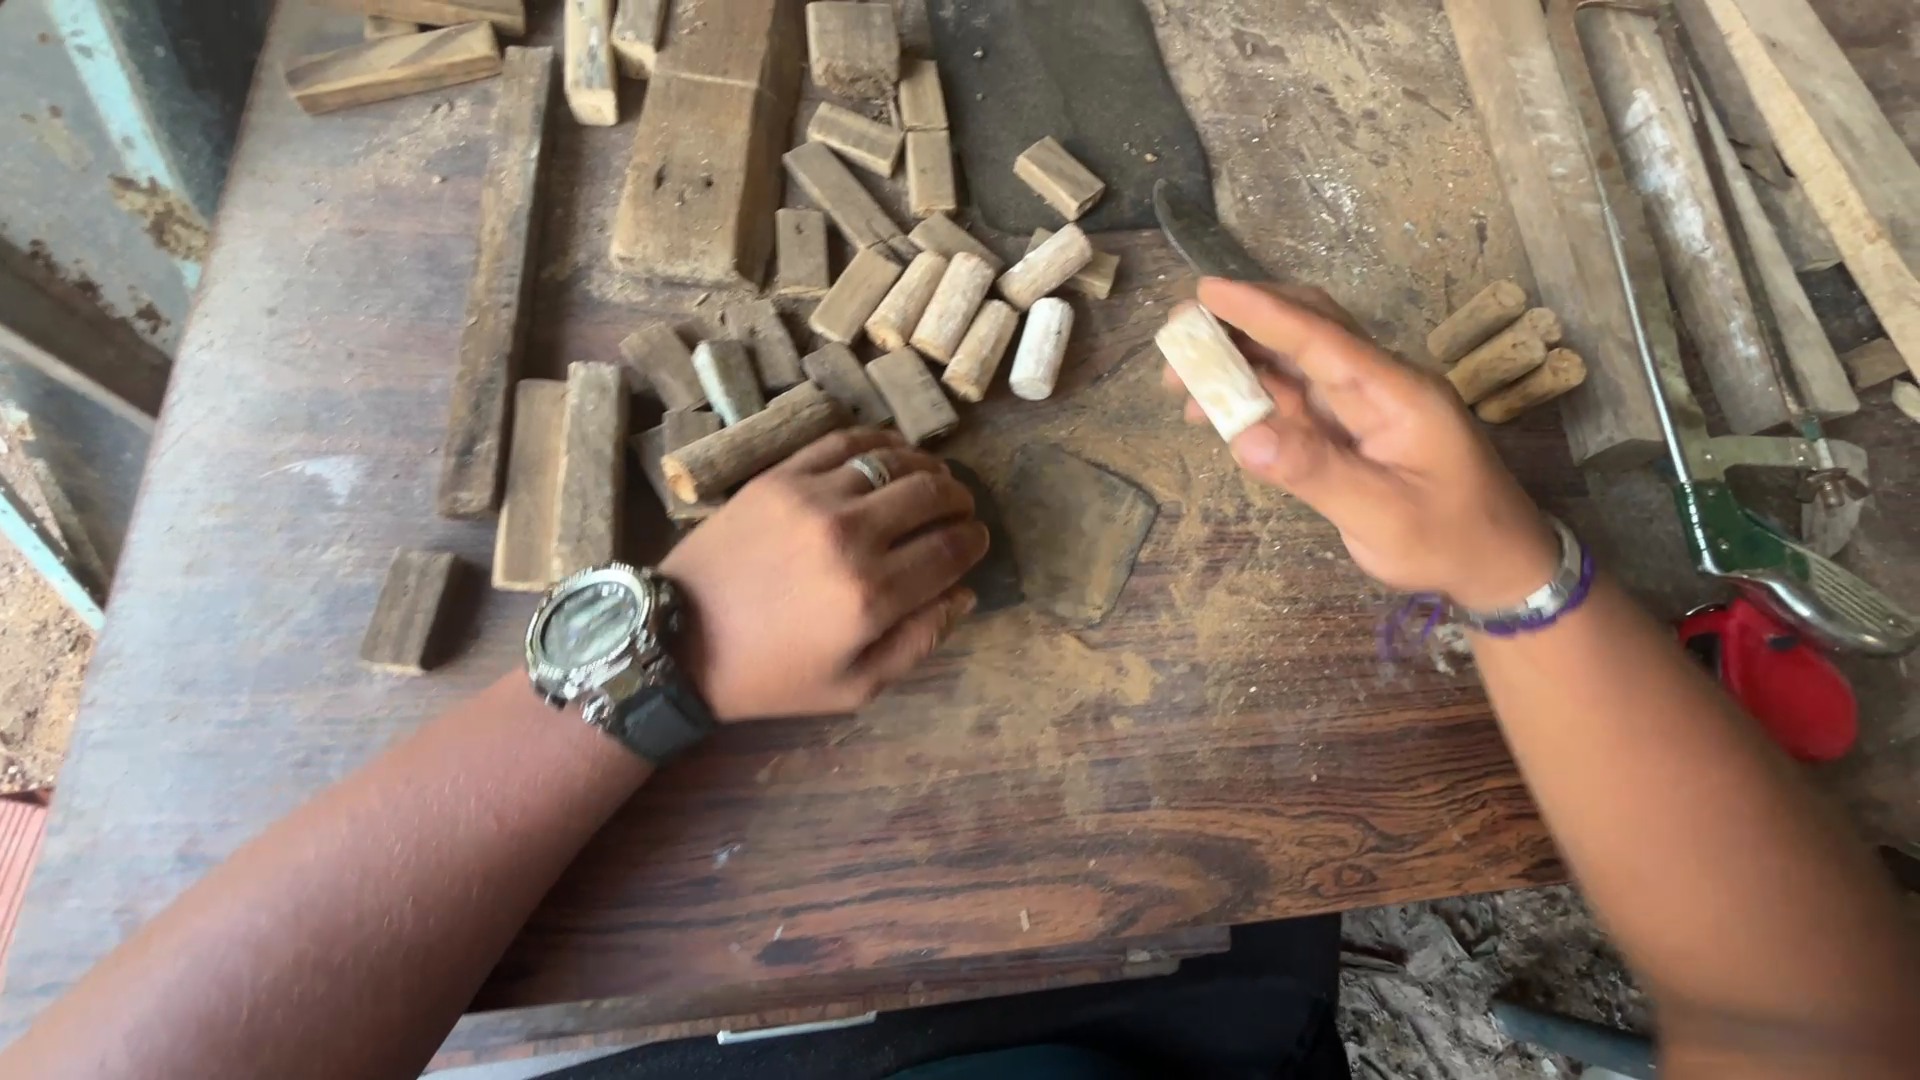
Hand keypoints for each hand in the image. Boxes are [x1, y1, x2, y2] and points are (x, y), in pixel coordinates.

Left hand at [660, 429, 987, 719]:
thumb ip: (920, 641)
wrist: (677, 640)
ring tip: (933, 479)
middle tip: (961, 509)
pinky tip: (892, 453)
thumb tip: (965, 593)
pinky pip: (845, 441)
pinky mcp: (780, 475)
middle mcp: (850, 536)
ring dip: (927, 467)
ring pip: (895, 461)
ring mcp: (812, 497)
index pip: (950, 549)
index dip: (974, 540)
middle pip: (932, 494)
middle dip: (960, 499)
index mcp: (872, 596)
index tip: (976, 539)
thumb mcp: (854, 686)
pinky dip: (881, 441)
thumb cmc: (771, 673)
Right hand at [1161, 279, 1557, 610]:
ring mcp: (1356, 407)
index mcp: (1393, 394)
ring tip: (1179, 380)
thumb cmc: (1448, 539)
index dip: (1262, 313)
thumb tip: (1244, 437)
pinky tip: (1213, 413)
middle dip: (1240, 323)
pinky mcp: (1342, 430)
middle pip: (1304, 330)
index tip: (1208, 292)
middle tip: (1181, 329)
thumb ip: (1315, 472)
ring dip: (1235, 363)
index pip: (1320, 339)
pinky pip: (1288, 401)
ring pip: (1289, 364)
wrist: (1494, 562)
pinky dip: (1246, 400)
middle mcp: (1372, 387)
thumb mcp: (1383, 515)